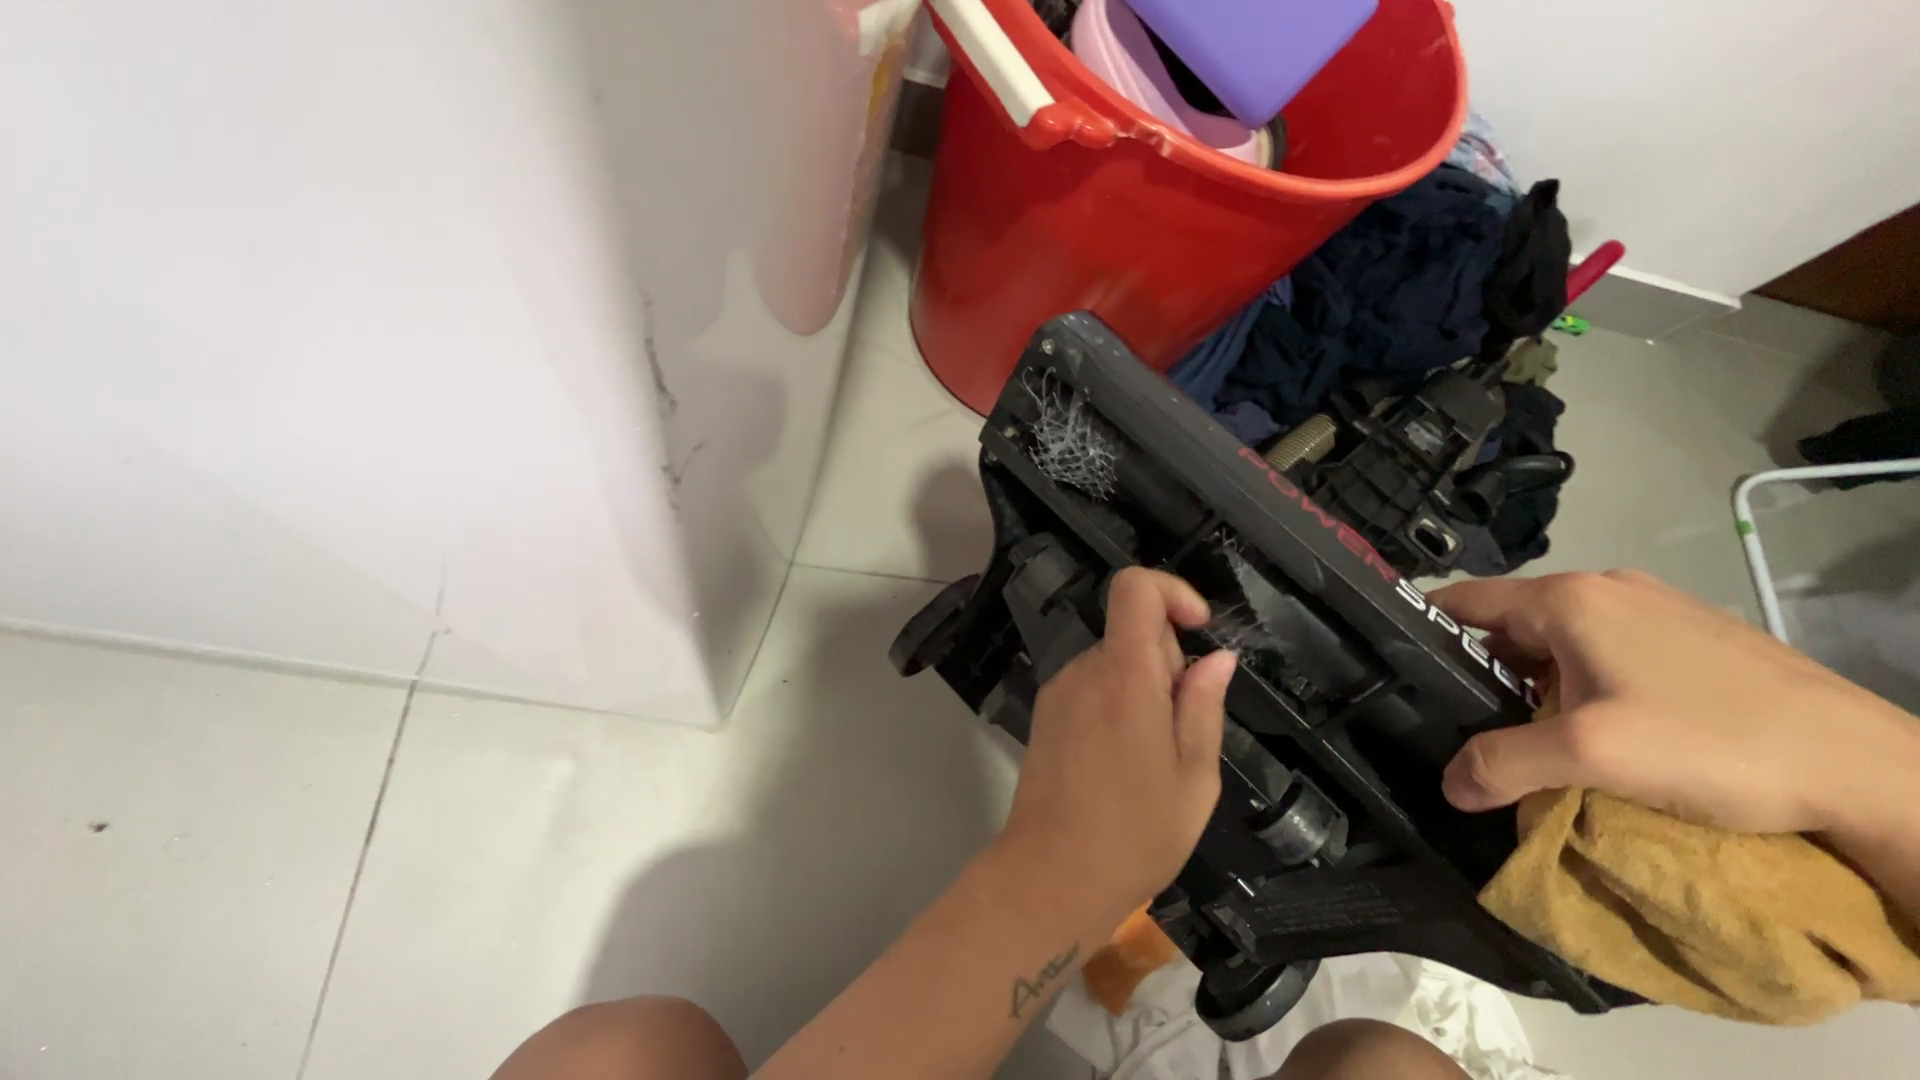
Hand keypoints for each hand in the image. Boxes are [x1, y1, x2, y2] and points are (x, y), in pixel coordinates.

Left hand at [996, 568, 1237, 923]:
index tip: (1199, 632)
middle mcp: (1083, 671)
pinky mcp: (1045, 714)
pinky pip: (1092, 687)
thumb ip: (1204, 706)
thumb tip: (1216, 657)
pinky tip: (1120, 763)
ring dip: (1142, 689)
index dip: (1172, 592)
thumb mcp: (1194, 778)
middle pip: (1132, 632)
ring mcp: (1058, 692)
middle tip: (1178, 733)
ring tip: (1150, 759)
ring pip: (1114, 662)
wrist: (1049, 877)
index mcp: (1123, 677)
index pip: (1134, 588)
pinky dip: (1116, 704)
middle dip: (1167, 664)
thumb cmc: (1134, 835)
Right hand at [1432, 570, 1919, 837]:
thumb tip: (1450, 784)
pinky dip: (1578, 681)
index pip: (1463, 600)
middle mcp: (1605, 588)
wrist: (1872, 771)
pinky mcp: (1693, 636)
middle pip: (1508, 621)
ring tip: (1524, 732)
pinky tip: (1595, 725)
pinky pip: (1603, 649)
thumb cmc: (1716, 743)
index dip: (1423, 632)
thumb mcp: (1590, 755)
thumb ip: (1502, 762)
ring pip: (1557, 638)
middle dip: (1479, 668)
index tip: (1399, 675)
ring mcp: (1654, 608)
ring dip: (1530, 679)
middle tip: (1463, 721)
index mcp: (1569, 598)